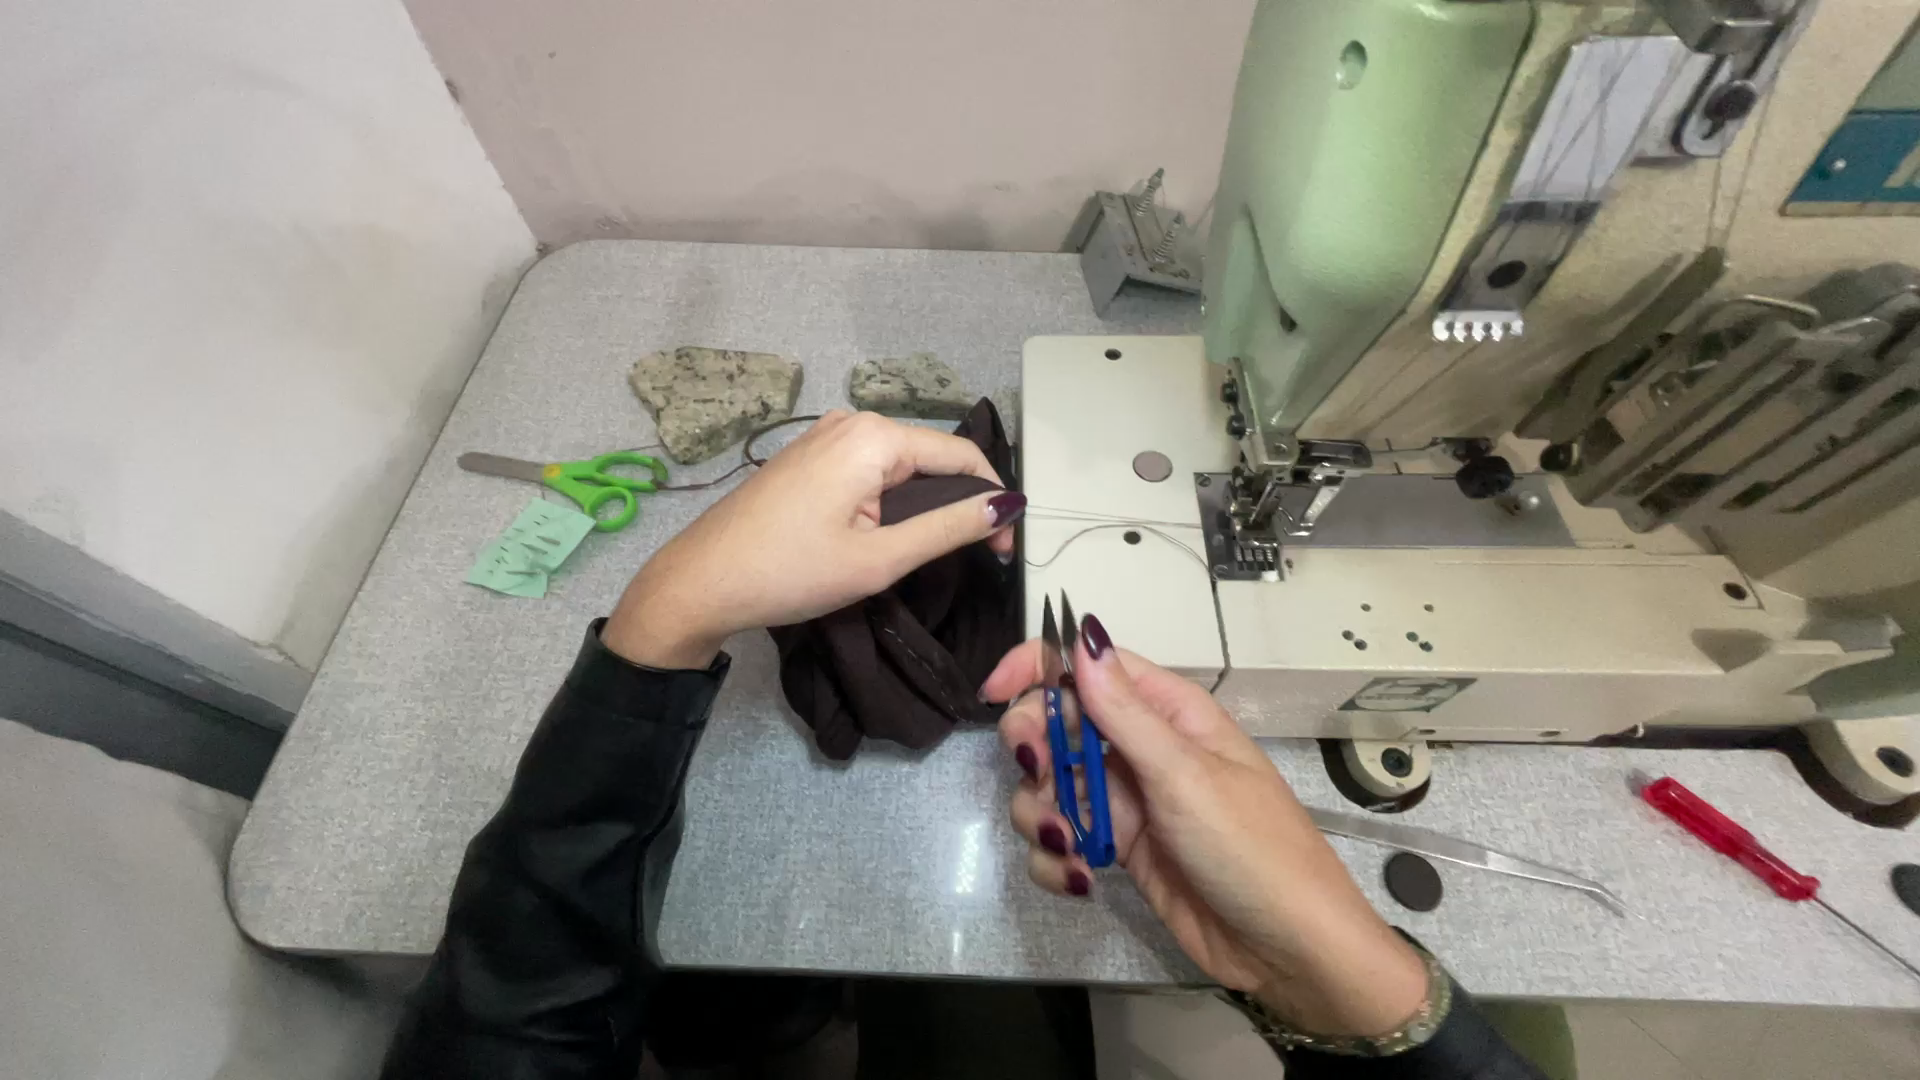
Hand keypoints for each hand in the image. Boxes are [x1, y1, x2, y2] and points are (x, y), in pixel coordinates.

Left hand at [603, 411, 1021, 667]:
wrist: (701, 583)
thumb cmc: (791, 572)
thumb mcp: (881, 557)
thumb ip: (949, 528)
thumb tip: (1008, 506)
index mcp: (874, 436)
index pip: (961, 457)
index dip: (992, 500)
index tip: (1005, 549)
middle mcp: (853, 421)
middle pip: (931, 458)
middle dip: (960, 503)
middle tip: (979, 556)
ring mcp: (826, 436)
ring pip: (902, 466)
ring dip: (927, 505)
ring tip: (934, 551)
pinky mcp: (811, 456)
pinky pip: (871, 470)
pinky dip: (893, 501)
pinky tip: (890, 534)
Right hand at [980, 620, 1427, 1036]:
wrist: (1289, 953)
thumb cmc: (1250, 848)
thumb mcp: (1185, 775)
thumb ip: (1124, 711)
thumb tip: (1082, 634)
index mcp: (1164, 710)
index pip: (1087, 666)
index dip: (1035, 669)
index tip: (994, 694)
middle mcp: (1137, 745)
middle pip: (1055, 723)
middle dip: (1034, 751)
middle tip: (1038, 779)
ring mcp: (1123, 797)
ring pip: (1047, 784)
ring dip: (1042, 814)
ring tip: (1072, 848)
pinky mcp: (1113, 846)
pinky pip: (1059, 837)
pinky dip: (1056, 857)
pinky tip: (1081, 880)